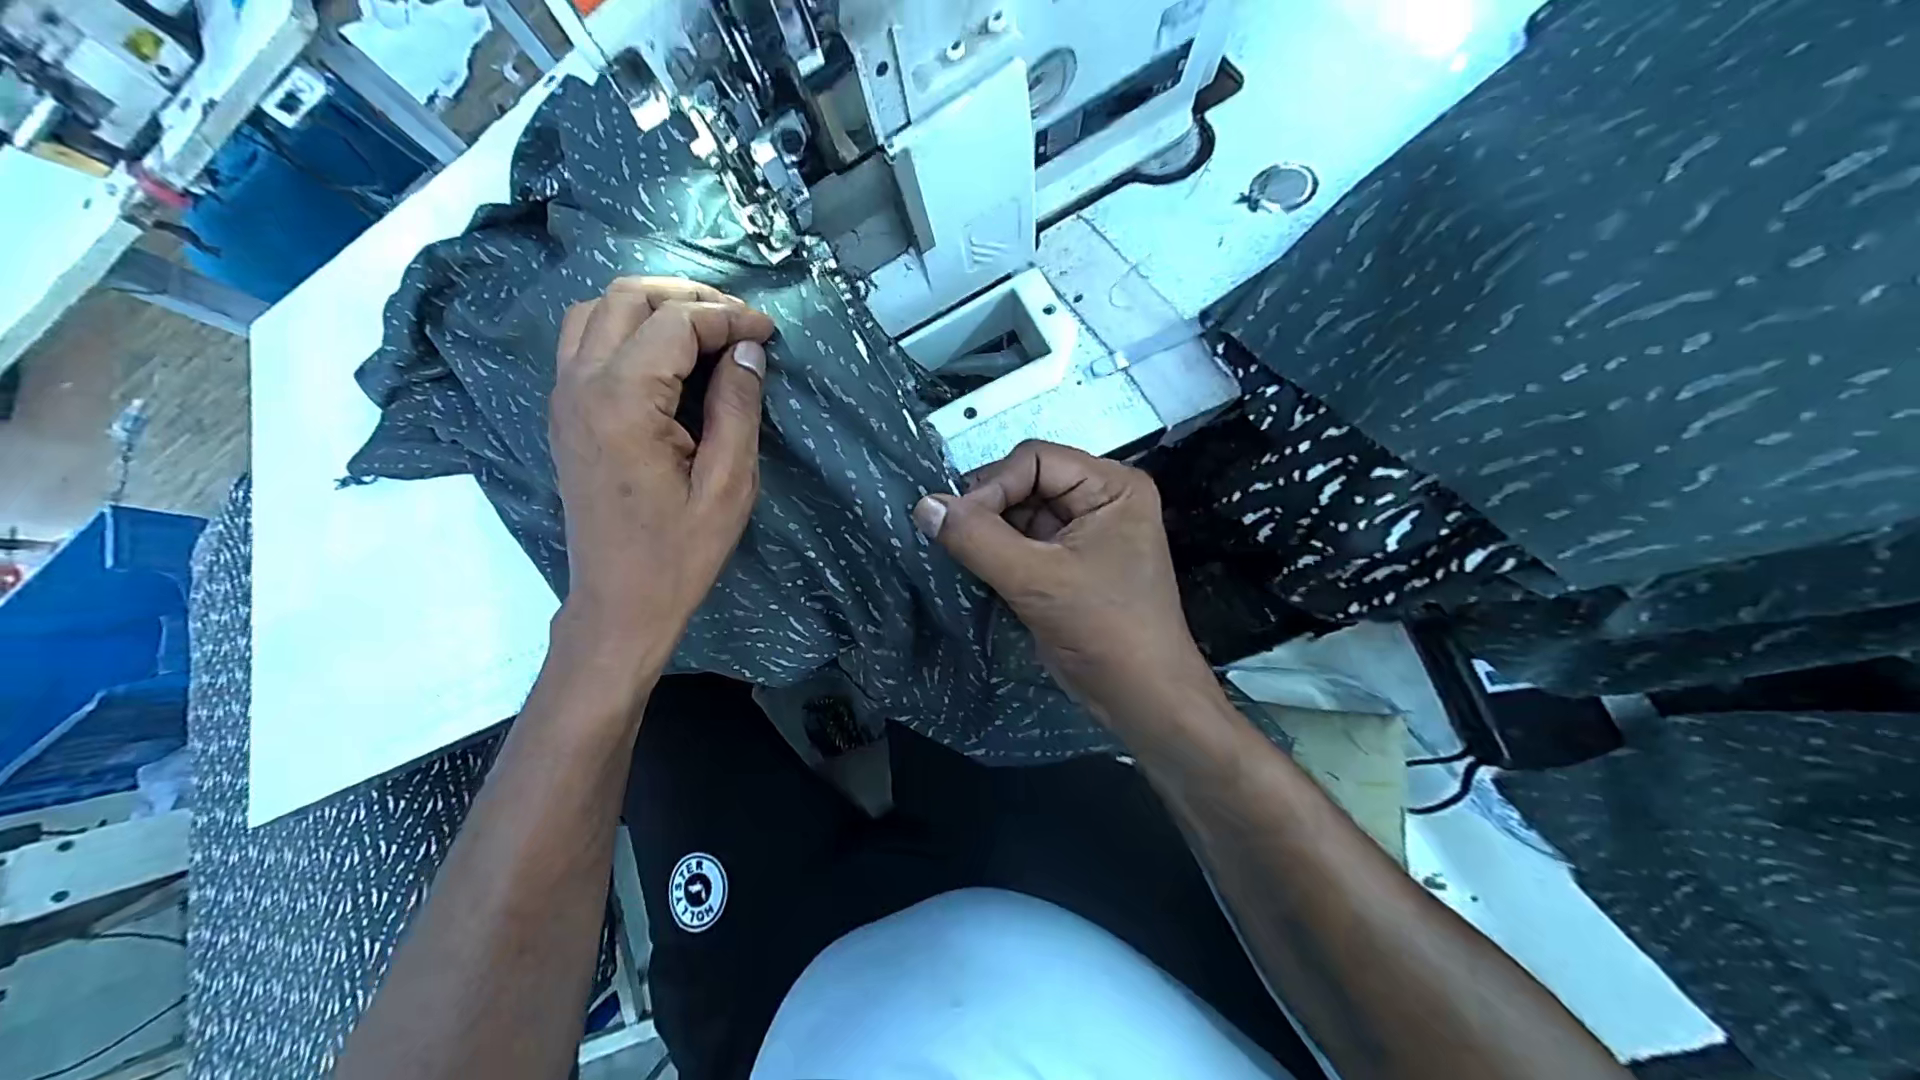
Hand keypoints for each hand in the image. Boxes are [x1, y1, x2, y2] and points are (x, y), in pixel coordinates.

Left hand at [549, 277, 774, 672]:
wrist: (619, 601)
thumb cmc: (680, 552)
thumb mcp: (729, 484)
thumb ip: (737, 407)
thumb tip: (747, 350)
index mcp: (623, 401)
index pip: (676, 323)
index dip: (728, 316)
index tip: (768, 333)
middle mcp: (580, 384)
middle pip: (626, 297)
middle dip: (688, 298)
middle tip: (737, 321)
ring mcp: (563, 396)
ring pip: (596, 310)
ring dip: (652, 307)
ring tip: (703, 329)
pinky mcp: (563, 412)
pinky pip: (583, 340)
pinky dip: (625, 328)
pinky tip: (665, 357)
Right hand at [912, 440, 1214, 722]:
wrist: (1141, 698)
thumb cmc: (1103, 630)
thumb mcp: (1036, 580)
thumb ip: (977, 539)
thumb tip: (924, 506)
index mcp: (1111, 486)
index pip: (1035, 459)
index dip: (993, 485)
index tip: (957, 522)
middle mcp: (1100, 499)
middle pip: (1026, 482)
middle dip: (988, 508)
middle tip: (954, 538)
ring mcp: (1084, 532)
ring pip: (1019, 513)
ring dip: (988, 531)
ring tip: (960, 554)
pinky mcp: (1068, 562)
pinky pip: (1023, 541)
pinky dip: (996, 552)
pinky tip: (975, 567)